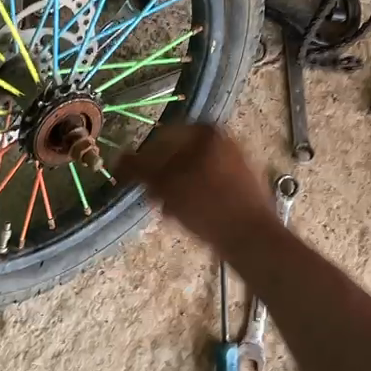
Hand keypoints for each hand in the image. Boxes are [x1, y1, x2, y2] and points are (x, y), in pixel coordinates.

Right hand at [117, 124, 276, 248]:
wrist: (251, 238)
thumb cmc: (207, 207)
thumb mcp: (165, 185)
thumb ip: (139, 169)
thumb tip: (119, 159)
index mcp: (207, 132)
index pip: (161, 139)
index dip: (143, 161)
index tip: (134, 180)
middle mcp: (224, 141)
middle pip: (177, 156)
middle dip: (161, 178)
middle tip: (151, 197)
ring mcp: (235, 163)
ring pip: (191, 173)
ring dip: (174, 191)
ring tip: (167, 211)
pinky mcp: (241, 186)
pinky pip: (207, 187)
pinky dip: (193, 198)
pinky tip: (186, 216)